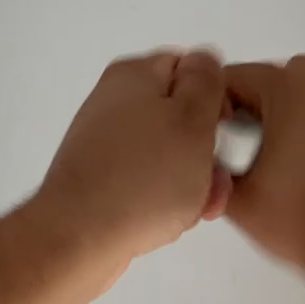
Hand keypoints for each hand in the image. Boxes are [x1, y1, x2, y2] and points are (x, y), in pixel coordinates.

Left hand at [33, 50, 231, 261]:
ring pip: (164, 158)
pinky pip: (142, 185)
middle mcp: (113, 104)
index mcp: (135, 75)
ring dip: (187, 183)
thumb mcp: (193, 119)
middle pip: (178, 120)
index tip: (224, 136)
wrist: (81, 237)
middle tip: (212, 184)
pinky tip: (165, 222)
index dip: (215, 103)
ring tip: (190, 209)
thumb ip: (207, 81)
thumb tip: (203, 65)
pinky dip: (159, 201)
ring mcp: (102, 146)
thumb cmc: (144, 179)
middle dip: (203, 154)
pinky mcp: (97, 183)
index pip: (191, 71)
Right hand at [222, 56, 304, 279]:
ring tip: (298, 153)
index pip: (238, 77)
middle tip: (263, 151)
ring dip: (303, 107)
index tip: (224, 136)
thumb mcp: (240, 202)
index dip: (222, 107)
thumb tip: (204, 154)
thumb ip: (212, 166)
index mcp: (290, 89)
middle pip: (281, 77)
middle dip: (267, 106)